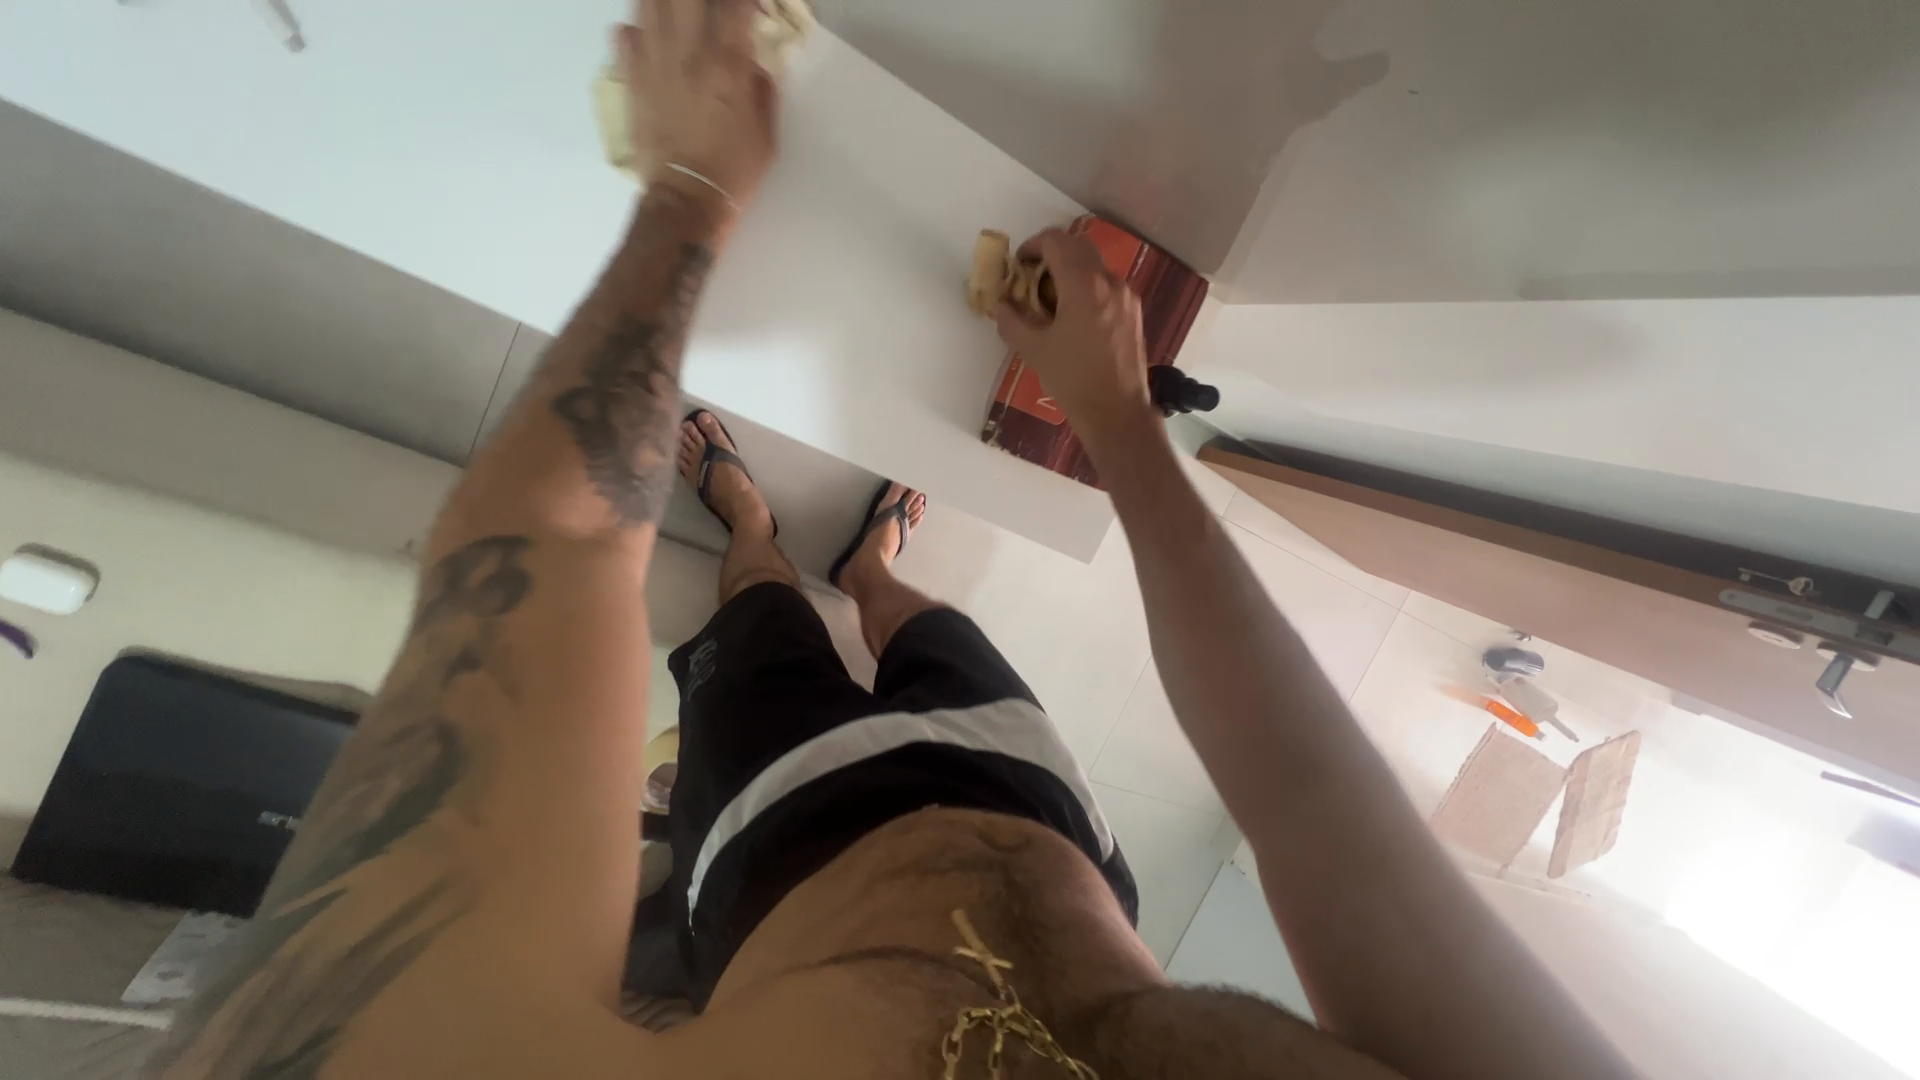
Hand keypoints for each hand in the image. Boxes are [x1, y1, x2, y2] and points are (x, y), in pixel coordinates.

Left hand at [618, 0, 778, 208]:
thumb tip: (753, 66)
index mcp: (728, 65)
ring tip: (679, 18)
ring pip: (650, 1)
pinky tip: (651, 44)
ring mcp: (654, 60)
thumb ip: (761, 92)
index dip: (745, 2)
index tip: (751, 12)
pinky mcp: (631, 77)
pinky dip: (636, 30)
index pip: (735, 5)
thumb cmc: (733, 173)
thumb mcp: (765, 137)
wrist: (686, 198)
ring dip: (667, 5)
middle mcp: (689, 51)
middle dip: (705, 0)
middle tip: (712, 12)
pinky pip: (623, 32)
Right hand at [993, 229, 1155, 446]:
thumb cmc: (1073, 381)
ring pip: (1095, 266)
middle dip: (1052, 254)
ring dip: (1071, 271)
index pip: (1056, 242)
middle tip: (1032, 278)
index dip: (1033, 245)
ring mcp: (1126, 297)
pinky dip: (1088, 288)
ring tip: (1051, 301)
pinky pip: (1107, 286)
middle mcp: (1109, 282)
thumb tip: (999, 307)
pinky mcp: (1133, 313)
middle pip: (1078, 246)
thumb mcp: (1034, 351)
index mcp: (1083, 286)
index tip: (1019, 264)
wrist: (1117, 412)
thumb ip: (1012, 322)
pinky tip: (1074, 317)